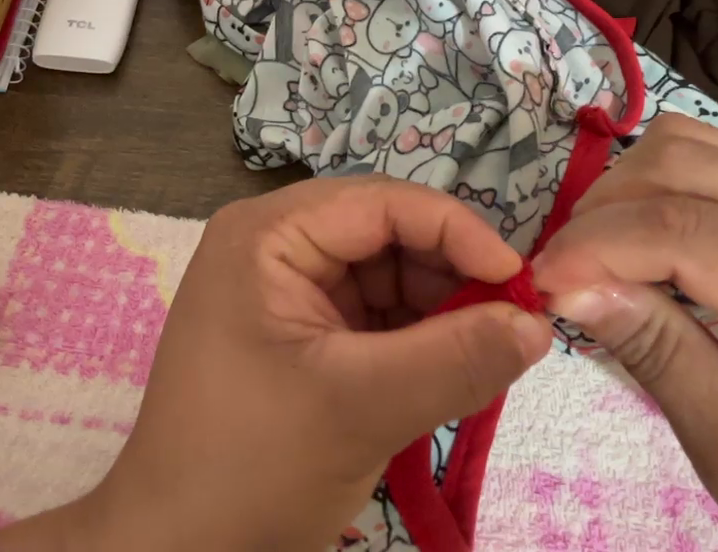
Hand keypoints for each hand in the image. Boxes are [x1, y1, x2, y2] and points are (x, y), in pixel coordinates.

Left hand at [0, 175, 552, 550]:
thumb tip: (539, 323)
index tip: (521, 285)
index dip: (457, 231)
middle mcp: (274, 244)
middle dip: (450, 276)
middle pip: (386, 233)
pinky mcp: (301, 331)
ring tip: (481, 358)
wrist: (178, 550)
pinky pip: (374, 314)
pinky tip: (447, 369)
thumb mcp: (360, 407)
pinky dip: (417, 338)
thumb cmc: (251, 466)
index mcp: (267, 233)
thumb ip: (456, 359)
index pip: (380, 202)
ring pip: (387, 275)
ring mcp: (286, 288)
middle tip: (511, 327)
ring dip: (439, 311)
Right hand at [530, 115, 717, 551]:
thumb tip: (569, 284)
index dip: (595, 246)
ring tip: (601, 257)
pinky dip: (659, 185)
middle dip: (601, 211)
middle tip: (565, 277)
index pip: (688, 230)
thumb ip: (661, 359)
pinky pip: (715, 159)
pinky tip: (650, 240)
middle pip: (683, 164)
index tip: (536, 285)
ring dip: (625, 189)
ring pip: (693, 144)